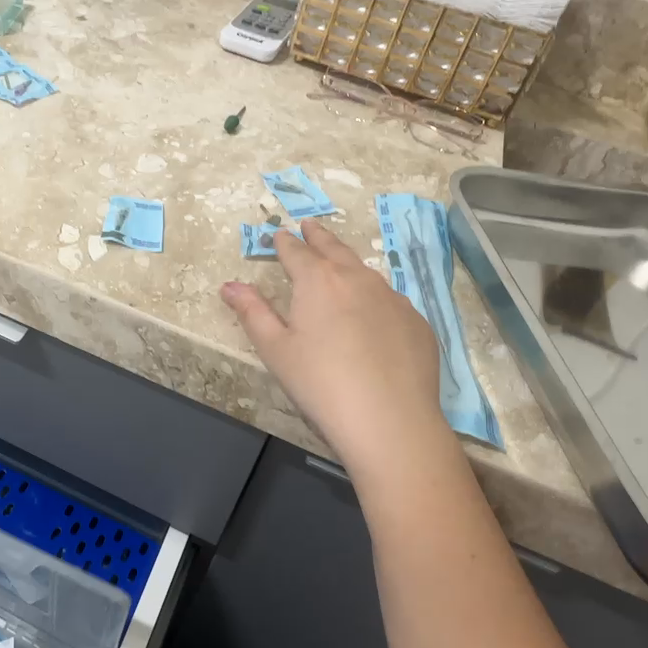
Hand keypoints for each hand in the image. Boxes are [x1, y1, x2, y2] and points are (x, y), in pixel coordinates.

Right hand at [220, 221, 445, 472]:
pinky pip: (390, 301)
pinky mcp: (418, 324)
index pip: (296, 252)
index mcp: (318, 281)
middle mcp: (358, 279)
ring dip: (348, 264)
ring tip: (340, 265)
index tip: (279, 234)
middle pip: (335, 249)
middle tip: (310, 225)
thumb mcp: (276, 350)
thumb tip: (229, 285)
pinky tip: (373, 317)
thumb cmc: (321, 384)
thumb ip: (253, 313)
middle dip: (319, 237)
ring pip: (366, 272)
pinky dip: (375, 298)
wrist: (391, 422)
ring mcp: (393, 299)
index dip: (284, 242)